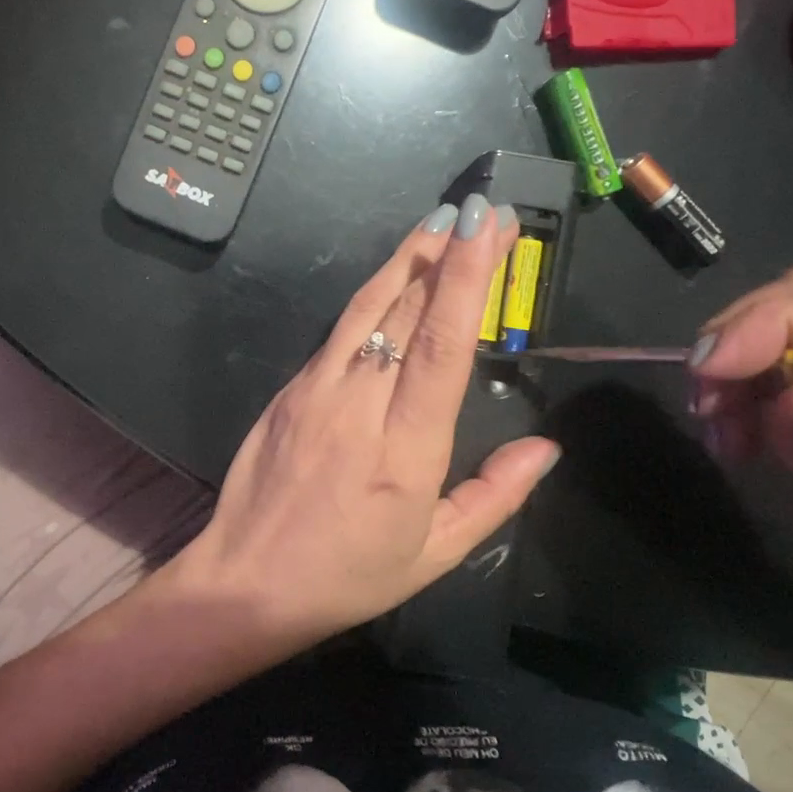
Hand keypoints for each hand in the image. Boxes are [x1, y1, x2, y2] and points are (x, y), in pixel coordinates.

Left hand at [165, 196, 561, 645]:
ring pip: (366, 310)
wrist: (247, 581)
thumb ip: (494, 495)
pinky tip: (392, 281)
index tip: (490, 228)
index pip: (442, 344)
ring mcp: (315, 391)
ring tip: (440, 222)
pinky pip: (338, 333)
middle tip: (482, 210)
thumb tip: (546, 447)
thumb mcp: (435, 553)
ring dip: (406, 261)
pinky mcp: (289, 390)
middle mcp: (358, 405)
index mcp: (405, 449)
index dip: (467, 278)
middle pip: (406, 312)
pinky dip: (372, 297)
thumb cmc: (348, 575)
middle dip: (447, 254)